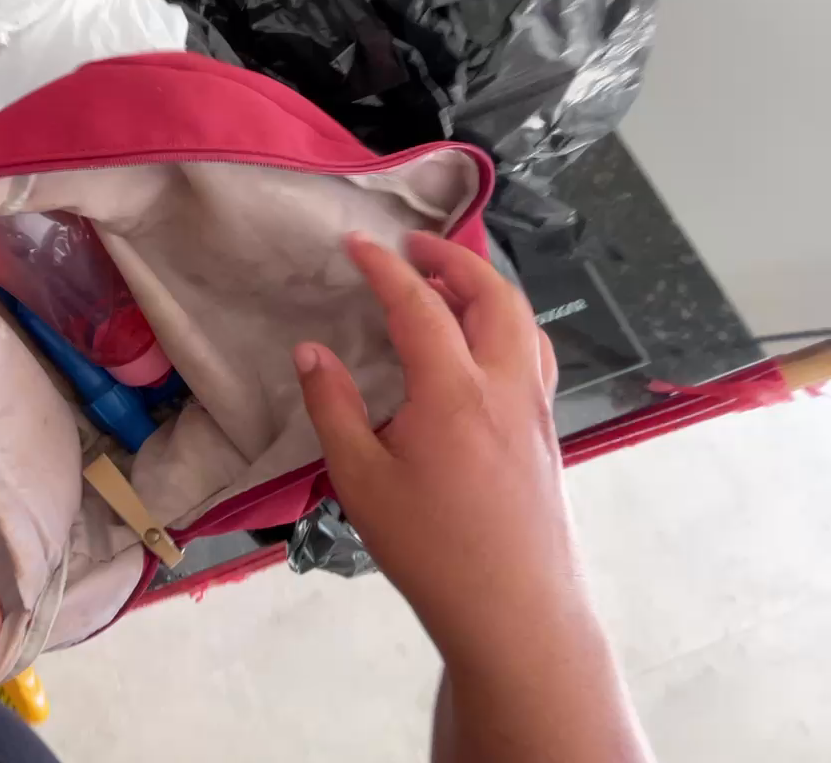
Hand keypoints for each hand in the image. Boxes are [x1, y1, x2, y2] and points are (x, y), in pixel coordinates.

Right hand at [296, 232, 650, 762]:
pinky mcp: (542, 435)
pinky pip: (532, 354)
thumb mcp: (356, 474)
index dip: (384, 268)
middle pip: (495, 300)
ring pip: (525, 324)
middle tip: (413, 244)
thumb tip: (311, 350)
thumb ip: (332, 404)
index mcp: (454, 393)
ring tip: (447, 276)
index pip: (419, 308)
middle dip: (455, 260)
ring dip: (486, 287)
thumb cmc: (426, 541)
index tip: (355, 241)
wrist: (514, 611)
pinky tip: (477, 339)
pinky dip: (505, 321)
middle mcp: (505, 390)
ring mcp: (533, 412)